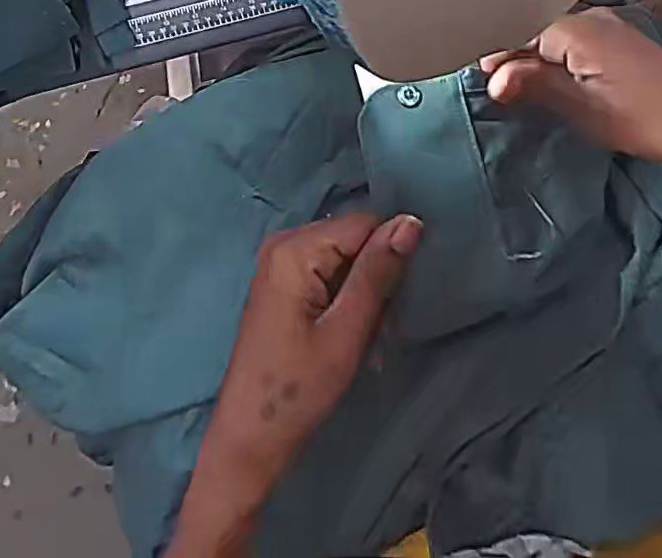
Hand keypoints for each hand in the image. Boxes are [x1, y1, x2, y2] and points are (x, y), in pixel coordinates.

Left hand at [167, 213, 422, 556]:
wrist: (250, 440)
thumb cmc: (299, 389)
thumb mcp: (347, 331)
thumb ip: (378, 271)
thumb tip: (411, 221)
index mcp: (294, 248)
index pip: (365, 225)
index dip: (388, 257)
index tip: (394, 304)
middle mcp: (283, 242)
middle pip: (354, 240)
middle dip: (376, 279)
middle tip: (381, 330)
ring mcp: (279, 261)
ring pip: (346, 259)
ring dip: (365, 295)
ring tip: (367, 340)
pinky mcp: (282, 281)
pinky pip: (328, 273)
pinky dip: (347, 301)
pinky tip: (350, 336)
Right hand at [480, 8, 661, 204]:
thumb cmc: (646, 119)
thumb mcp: (585, 109)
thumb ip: (536, 86)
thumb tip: (492, 77)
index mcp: (577, 29)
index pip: (517, 30)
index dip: (495, 54)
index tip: (479, 82)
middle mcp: (589, 18)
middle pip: (532, 30)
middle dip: (510, 58)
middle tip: (497, 91)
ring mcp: (605, 27)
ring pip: (549, 36)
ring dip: (532, 61)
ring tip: (519, 90)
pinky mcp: (615, 41)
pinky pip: (568, 42)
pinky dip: (552, 60)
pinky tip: (550, 82)